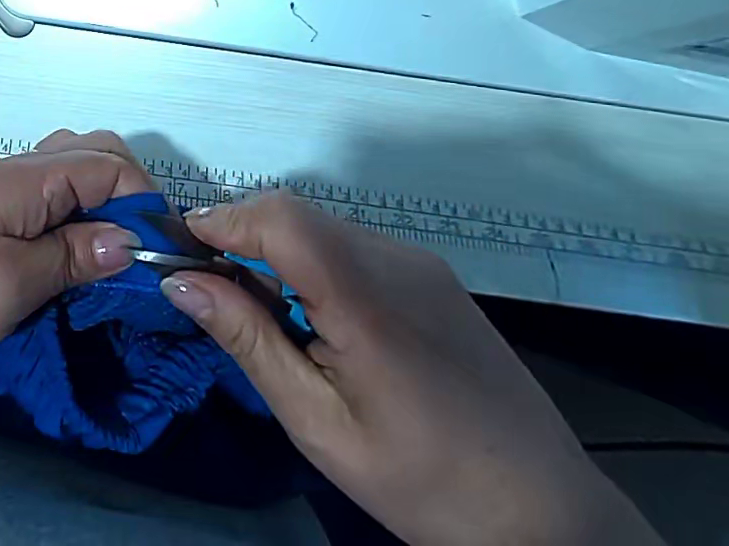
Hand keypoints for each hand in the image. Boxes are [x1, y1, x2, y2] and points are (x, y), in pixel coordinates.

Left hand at [0, 130, 156, 374]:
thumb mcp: (13, 284)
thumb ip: (74, 255)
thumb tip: (130, 240)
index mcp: (26, 177)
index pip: (111, 165)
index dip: (146, 204)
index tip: (164, 255)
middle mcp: (16, 169)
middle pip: (94, 154)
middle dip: (129, 193)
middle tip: (140, 251)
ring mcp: (0, 188)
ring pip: (70, 169)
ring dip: (102, 200)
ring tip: (112, 252)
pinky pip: (48, 193)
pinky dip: (74, 211)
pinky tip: (74, 249)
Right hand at [163, 194, 660, 545]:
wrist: (550, 518)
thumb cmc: (421, 479)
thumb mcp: (317, 422)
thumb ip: (246, 339)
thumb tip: (178, 281)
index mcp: (369, 301)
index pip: (281, 221)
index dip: (223, 219)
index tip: (179, 245)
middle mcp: (396, 262)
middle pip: (294, 213)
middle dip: (237, 231)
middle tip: (206, 279)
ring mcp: (419, 264)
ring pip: (318, 223)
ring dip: (269, 244)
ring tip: (253, 301)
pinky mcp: (430, 274)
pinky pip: (347, 242)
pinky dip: (305, 255)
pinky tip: (308, 308)